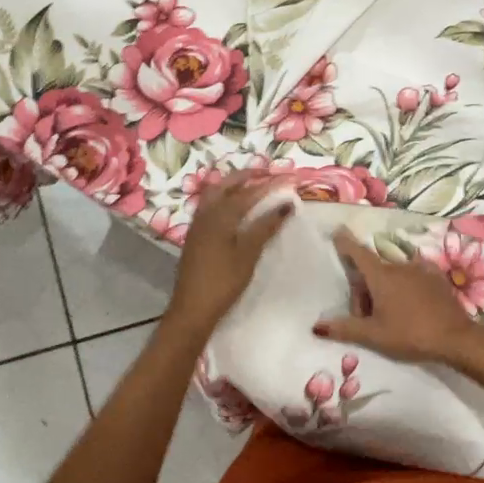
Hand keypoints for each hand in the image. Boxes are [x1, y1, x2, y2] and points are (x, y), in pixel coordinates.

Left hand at [164, 172, 292, 335]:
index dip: (271, 184)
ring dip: (235, 185)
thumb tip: (286, 205)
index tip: (291, 178)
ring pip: (216, 193)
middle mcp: (206, 213)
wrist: (191, 309)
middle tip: (270, 174)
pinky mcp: (196, 236)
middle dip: (248, 175)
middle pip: (227, 184)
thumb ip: (266, 226)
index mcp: (220, 215)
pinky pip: (211, 206)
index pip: (250, 192)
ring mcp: (198, 224)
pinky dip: (226, 198)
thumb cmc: (223, 282)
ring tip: (255, 185)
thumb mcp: (249, 254)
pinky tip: (237, 208)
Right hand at [314, 231, 483, 363]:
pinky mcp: (437, 277)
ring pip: (394, 274)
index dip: (345, 242)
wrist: (455, 338)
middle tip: (367, 319)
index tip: (338, 230)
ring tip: (391, 316)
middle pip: (374, 270)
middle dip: (365, 290)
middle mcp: (400, 266)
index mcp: (381, 276)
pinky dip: (405, 286)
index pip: (358, 253)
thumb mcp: (374, 336)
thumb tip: (316, 327)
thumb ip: (345, 328)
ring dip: (386, 289)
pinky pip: (413, 275)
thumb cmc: (410, 335)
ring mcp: (421, 269)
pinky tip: (410, 306)